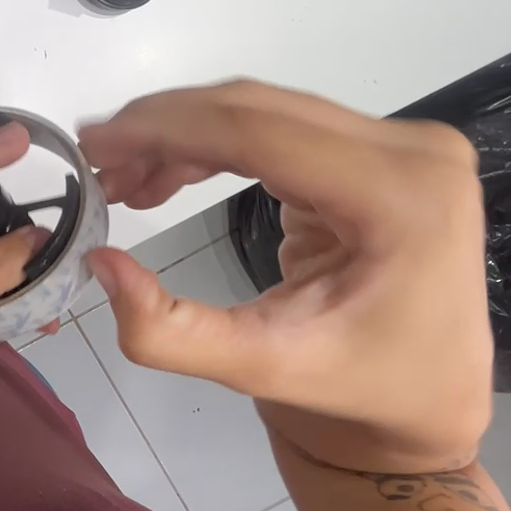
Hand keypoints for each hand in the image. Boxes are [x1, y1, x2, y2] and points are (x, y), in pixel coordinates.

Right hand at [77, 80, 492, 475]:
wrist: (420, 400)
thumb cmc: (356, 390)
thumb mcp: (256, 367)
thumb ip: (166, 329)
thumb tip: (99, 257)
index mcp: (402, 196)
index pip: (257, 132)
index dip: (162, 129)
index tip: (91, 142)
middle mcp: (410, 153)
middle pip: (253, 109)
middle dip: (159, 126)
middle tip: (91, 157)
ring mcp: (395, 148)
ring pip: (254, 112)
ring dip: (174, 135)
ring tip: (116, 177)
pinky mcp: (369, 154)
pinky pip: (267, 129)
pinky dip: (202, 148)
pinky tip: (158, 179)